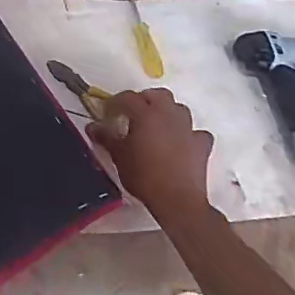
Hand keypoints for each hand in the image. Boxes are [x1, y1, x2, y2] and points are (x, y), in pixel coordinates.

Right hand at [91, 87, 213, 219]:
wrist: (177, 199)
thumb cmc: (144, 175)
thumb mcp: (119, 156)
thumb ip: (106, 137)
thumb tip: (93, 127)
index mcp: (146, 113)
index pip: (128, 98)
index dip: (115, 103)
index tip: (108, 113)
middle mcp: (169, 114)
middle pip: (157, 95)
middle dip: (144, 100)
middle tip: (132, 114)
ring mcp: (188, 128)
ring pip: (178, 109)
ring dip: (167, 112)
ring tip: (156, 126)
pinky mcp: (202, 144)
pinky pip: (195, 132)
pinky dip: (187, 134)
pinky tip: (181, 143)